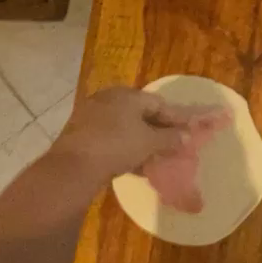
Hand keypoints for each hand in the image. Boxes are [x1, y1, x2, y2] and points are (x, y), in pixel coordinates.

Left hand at [50, 87, 190, 178]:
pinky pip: (110, 137)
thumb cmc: (117, 146)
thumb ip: (170, 138)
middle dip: (158, 130)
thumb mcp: (149, 142)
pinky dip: (125, 147)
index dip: (176, 118)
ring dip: (142, 141)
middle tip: (172, 145)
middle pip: (141, 113)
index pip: (159, 103)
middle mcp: (108, 99)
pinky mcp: (80, 134)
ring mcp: (91, 115)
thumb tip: (187, 136)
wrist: (72, 168)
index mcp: (126, 94)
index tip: (189, 132)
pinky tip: (134, 164)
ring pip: (125, 126)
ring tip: (155, 158)